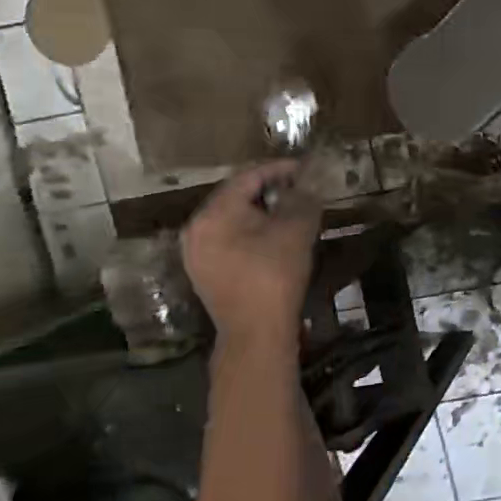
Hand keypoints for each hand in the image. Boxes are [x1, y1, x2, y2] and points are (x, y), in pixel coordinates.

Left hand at [181, 160, 321, 345]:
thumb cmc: (275, 275)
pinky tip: (272, 235)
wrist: (255, 333)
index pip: (247, 177)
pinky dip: (250, 229)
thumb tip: (305, 187)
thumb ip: (302, 200)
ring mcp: (196, 252)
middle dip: (268, 188)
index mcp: (214, 213)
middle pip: (235, 196)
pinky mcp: (204, 271)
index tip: (304, 167)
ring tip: (289, 209)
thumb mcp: (296, 231)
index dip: (279, 169)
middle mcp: (196, 228)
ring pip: (231, 218)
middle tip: (298, 186)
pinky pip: (227, 237)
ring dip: (260, 210)